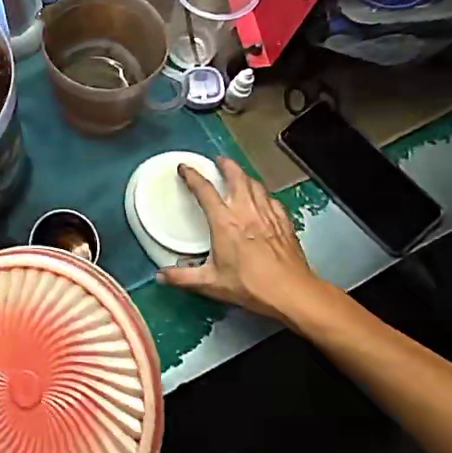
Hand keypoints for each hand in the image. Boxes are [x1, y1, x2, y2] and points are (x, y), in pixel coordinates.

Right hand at [158, 157, 329, 322]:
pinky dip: (264, 195)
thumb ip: (184, 278)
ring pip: (256, 185)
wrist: (290, 291)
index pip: (205, 190)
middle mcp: (246, 211)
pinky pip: (272, 200)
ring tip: (239, 175)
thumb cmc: (250, 286)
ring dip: (245, 176)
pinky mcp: (284, 222)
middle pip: (236, 177)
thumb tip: (161, 276)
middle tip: (219, 160)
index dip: (192, 176)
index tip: (185, 168)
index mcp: (225, 222)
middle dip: (226, 165)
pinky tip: (263, 199)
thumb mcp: (211, 284)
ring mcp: (267, 214)